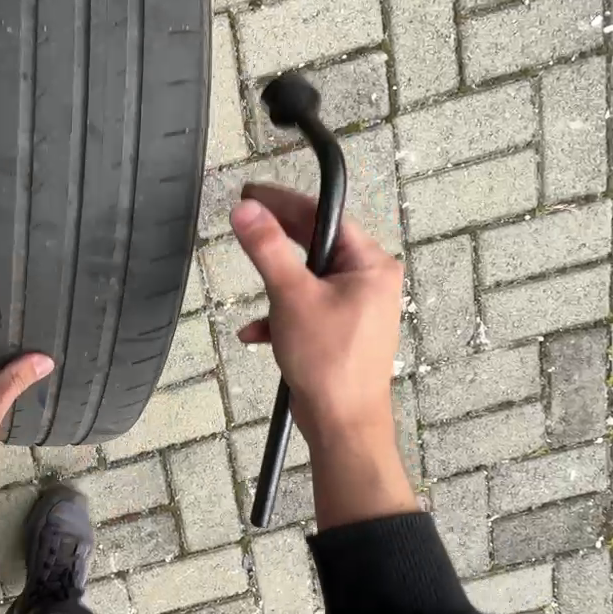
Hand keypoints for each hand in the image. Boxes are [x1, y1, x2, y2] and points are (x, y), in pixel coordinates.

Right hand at [230, 184, 413, 527]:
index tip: (249, 191)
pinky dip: (280, 315)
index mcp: (370, 264)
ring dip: (275, 286)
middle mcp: (369, 280)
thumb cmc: (326, 356)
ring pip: (306, 279)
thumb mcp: (291, 296)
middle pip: (315, 246)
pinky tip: (257, 334)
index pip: (324, 217)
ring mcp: (356, 307)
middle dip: (276, 241)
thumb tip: (244, 208)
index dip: (284, 202)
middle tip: (242, 219)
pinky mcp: (340, 330)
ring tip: (251, 292)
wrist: (342, 422)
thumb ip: (266, 249)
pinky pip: (305, 308)